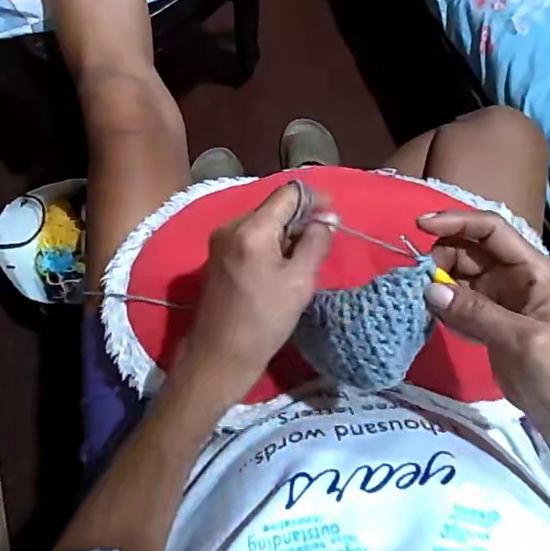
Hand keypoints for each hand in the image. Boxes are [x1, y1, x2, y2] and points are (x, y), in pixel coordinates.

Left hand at [173, 182, 331, 406]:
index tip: (332, 219)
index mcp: (250, 229)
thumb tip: (328, 218)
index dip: (314, 200)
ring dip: (285, 235)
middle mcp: (230, 227)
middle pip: (273, 207)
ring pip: (262, 223)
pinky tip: (279, 271)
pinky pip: (249, 238)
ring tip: (302, 264)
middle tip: (321, 246)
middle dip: (300, 220)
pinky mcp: (216, 257)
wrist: (217, 357)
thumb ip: (316, 243)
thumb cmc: (262, 322)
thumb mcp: (299, 283)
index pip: (288, 193)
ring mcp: (219, 242)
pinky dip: (269, 246)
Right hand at [418, 209, 549, 428]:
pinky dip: (443, 304)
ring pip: (458, 273)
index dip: (456, 221)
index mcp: (533, 269)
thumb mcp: (521, 339)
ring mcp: (499, 296)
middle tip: (419, 278)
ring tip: (423, 300)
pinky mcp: (487, 317)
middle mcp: (514, 275)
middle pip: (469, 248)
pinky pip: (457, 299)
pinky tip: (438, 319)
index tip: (420, 226)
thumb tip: (430, 289)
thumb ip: (476, 311)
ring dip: (438, 282)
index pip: (491, 229)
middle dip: (441, 256)